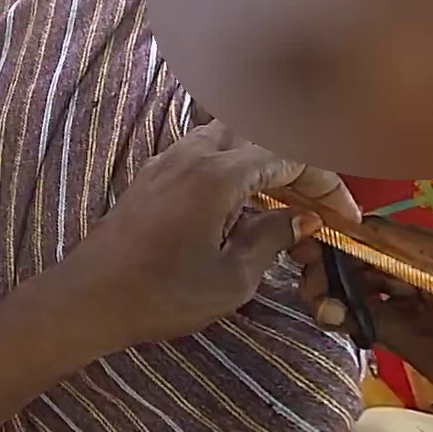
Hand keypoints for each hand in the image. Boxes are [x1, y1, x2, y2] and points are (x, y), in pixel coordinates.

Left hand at [49, 121, 354, 353]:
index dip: (325, 183)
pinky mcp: (148, 176)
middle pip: (257, 135)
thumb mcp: (231, 278)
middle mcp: (190, 155)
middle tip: (311, 204)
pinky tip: (233, 201)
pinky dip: (226, 164)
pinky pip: (197, 152)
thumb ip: (271, 239)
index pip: (288, 156)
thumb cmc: (161, 294)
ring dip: (257, 159)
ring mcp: (163, 162)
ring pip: (224, 137)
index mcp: (217, 175)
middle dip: (294, 163)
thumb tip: (300, 219)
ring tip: (276, 200)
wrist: (89, 296)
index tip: (342, 217)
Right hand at [293, 219, 432, 431]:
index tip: (302, 264)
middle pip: (381, 255)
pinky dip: (376, 313)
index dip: (337, 245)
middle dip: (340, 273)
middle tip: (308, 298)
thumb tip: (325, 302)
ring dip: (354, 295)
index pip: (381, 234)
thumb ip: (378, 318)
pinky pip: (404, 304)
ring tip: (325, 316)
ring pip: (388, 281)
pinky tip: (350, 327)